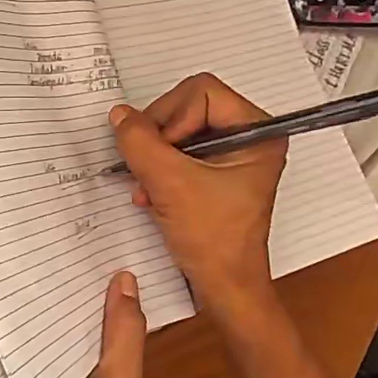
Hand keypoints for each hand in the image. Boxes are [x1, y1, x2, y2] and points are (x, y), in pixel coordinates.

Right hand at [109, 73, 285, 314]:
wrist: (224, 286)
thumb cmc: (214, 240)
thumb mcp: (170, 183)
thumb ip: (140, 142)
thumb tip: (120, 115)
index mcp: (258, 131)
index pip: (201, 92)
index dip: (171, 116)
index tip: (161, 153)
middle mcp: (249, 136)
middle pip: (188, 106)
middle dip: (160, 138)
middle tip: (146, 166)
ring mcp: (232, 154)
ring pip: (179, 130)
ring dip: (156, 156)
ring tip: (147, 185)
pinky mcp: (216, 171)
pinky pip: (179, 151)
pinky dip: (161, 168)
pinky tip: (151, 193)